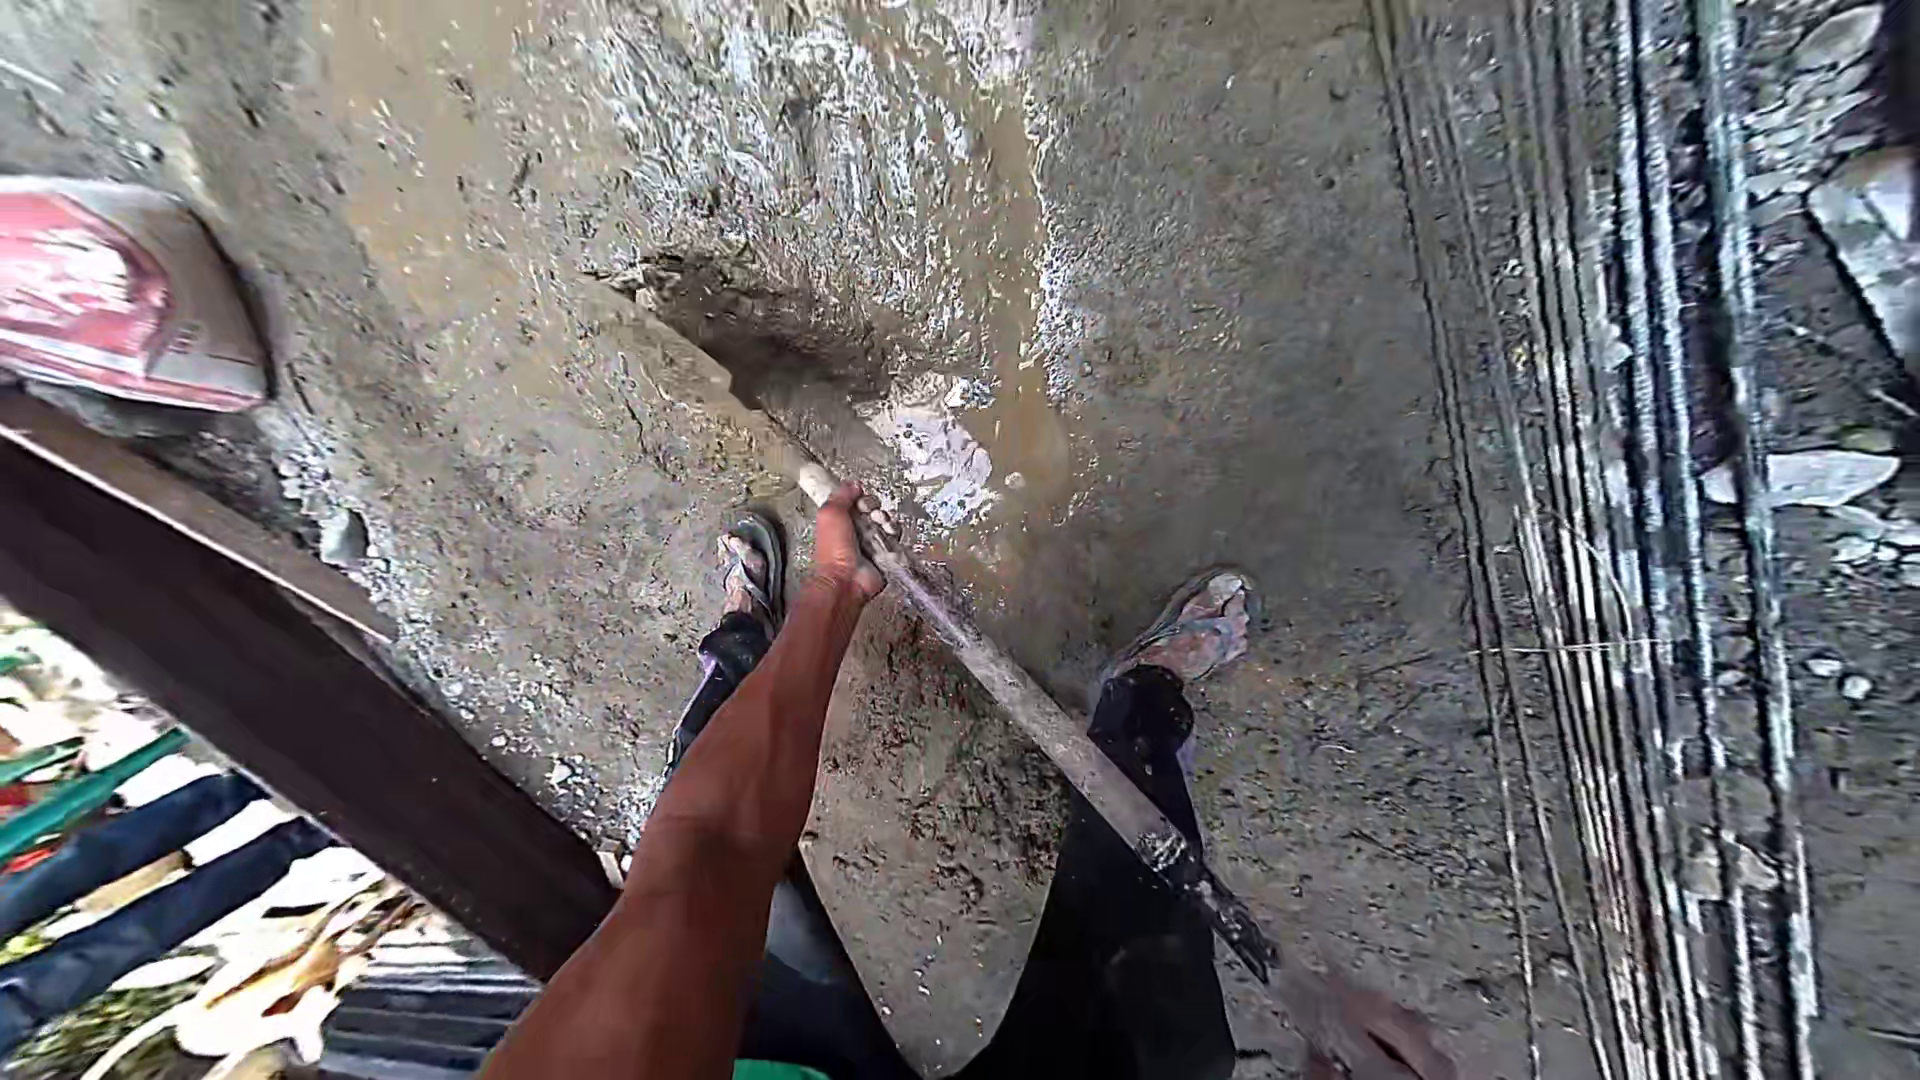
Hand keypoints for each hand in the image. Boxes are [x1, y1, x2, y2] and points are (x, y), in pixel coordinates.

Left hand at [812, 483, 885, 601]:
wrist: (846, 579)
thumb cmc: (833, 551)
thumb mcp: (830, 513)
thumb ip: (841, 495)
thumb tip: (853, 484)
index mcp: (841, 520)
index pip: (858, 500)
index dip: (862, 498)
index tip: (860, 502)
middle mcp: (857, 531)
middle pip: (875, 509)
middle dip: (875, 509)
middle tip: (870, 516)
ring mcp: (872, 542)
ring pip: (887, 522)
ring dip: (886, 521)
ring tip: (879, 527)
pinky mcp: (885, 553)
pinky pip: (896, 537)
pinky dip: (894, 534)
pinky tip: (887, 536)